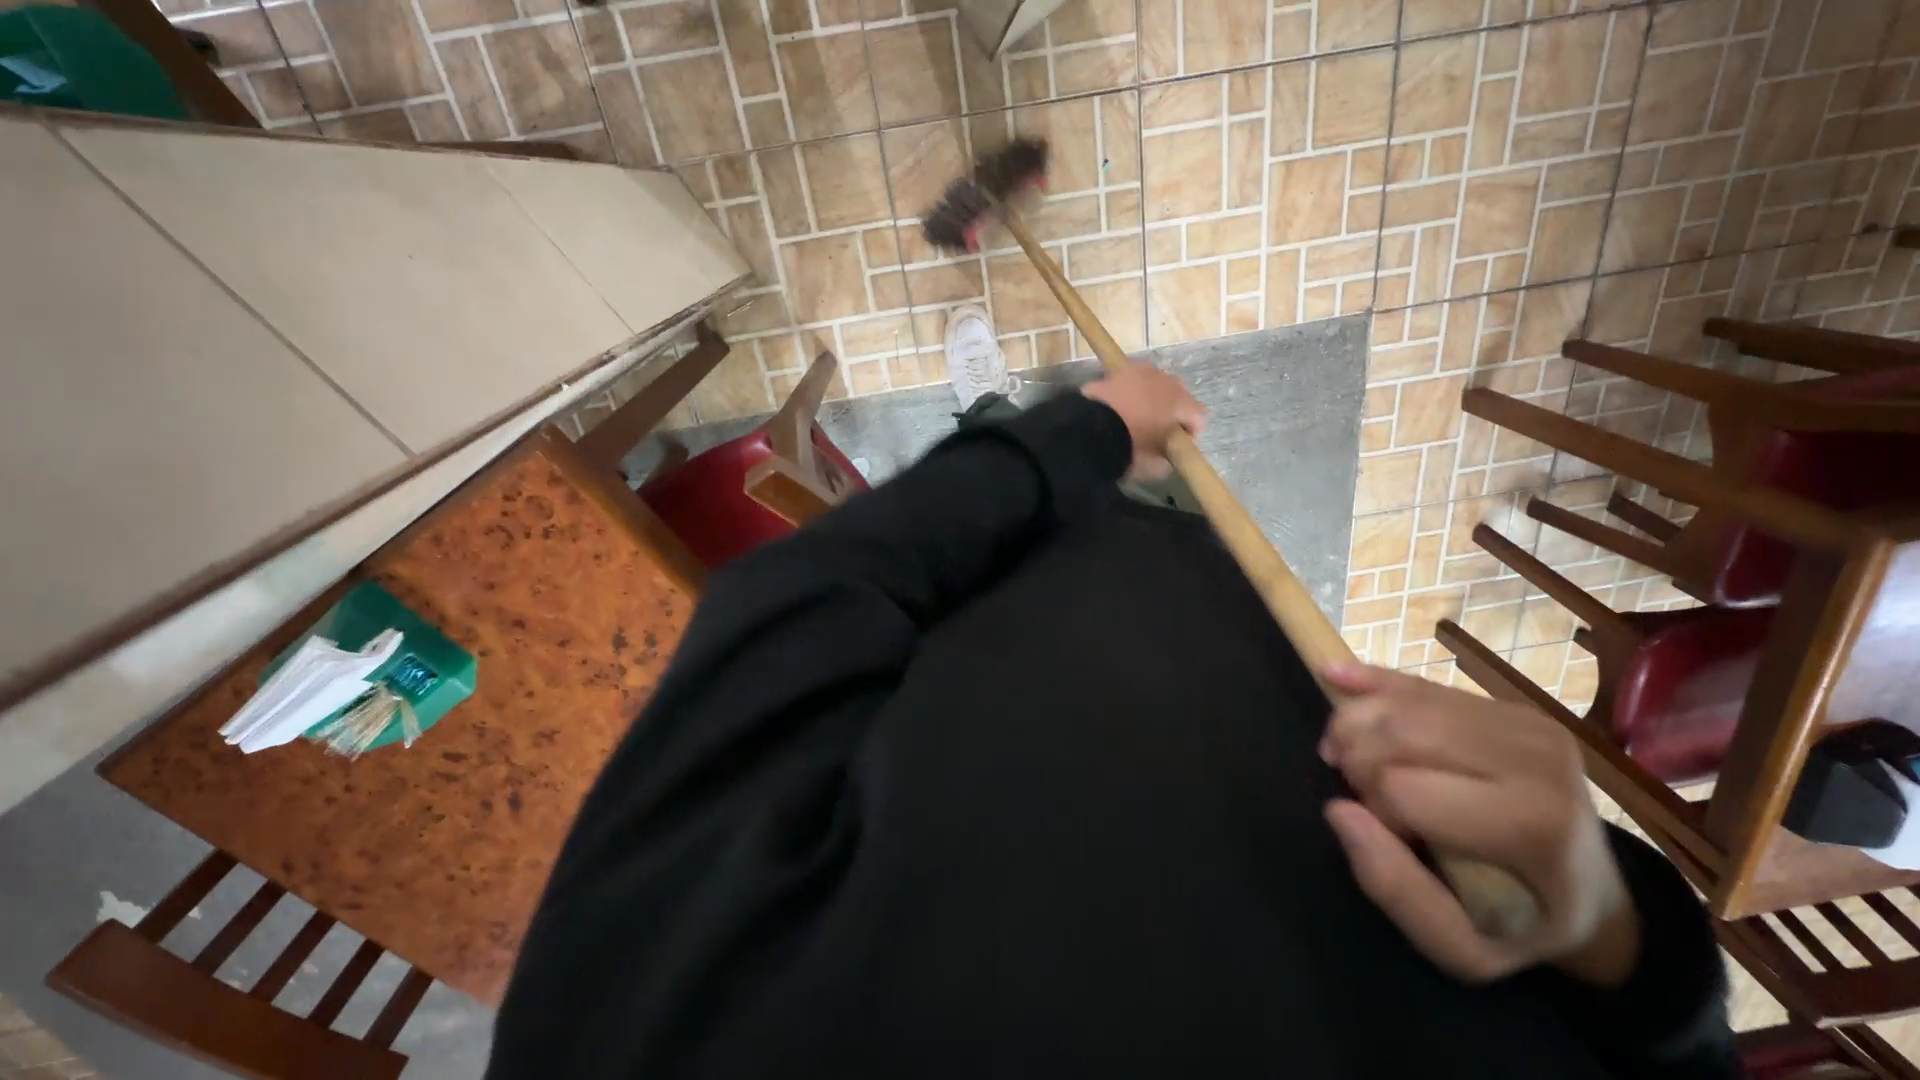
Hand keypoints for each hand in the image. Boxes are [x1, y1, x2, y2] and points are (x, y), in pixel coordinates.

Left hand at [1081, 363, 1205, 480]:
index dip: (1191, 433)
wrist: (1087, 432)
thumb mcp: (1153, 467)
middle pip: (1178, 394)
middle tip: (1158, 430)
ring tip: (1136, 417)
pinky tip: (1117, 409)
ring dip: (1150, 398)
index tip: (1179, 447)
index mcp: (1180, 402)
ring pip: (1153, 383)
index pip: (1199, 416)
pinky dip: (1128, 394)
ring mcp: (1137, 371)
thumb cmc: (1129, 449)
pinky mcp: (1113, 372)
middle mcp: (1163, 380)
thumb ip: (1166, 461)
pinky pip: (1128, 383)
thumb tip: (1164, 458)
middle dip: (1172, 411)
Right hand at [1318, 663, 1639, 986]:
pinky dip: (1373, 682)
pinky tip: (1337, 679)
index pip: (1400, 784)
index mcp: (1529, 823)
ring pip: (1404, 701)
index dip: (1370, 807)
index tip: (1383, 833)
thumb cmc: (1522, 926)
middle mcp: (1534, 761)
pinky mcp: (1514, 708)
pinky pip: (1424, 684)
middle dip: (1352, 754)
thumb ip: (1397, 890)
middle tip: (1346, 783)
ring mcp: (1528, 725)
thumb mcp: (1462, 948)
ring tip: (1344, 753)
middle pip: (1399, 731)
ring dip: (1354, 721)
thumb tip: (1339, 810)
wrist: (1595, 897)